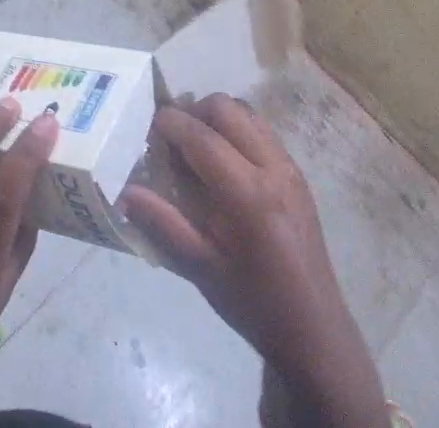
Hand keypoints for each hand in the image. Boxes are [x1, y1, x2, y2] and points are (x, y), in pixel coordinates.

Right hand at [122, 94, 387, 427]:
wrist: (313, 329)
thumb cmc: (252, 302)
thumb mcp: (200, 268)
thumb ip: (163, 224)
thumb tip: (124, 191)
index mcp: (249, 195)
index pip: (202, 137)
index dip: (170, 123)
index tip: (145, 128)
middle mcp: (274, 170)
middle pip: (228, 109)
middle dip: (193, 113)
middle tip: (170, 140)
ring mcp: (290, 170)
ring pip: (248, 114)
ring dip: (216, 119)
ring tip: (193, 149)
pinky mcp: (298, 176)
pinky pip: (262, 132)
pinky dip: (235, 132)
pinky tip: (221, 166)